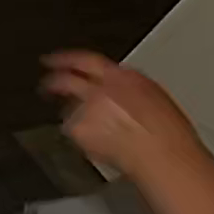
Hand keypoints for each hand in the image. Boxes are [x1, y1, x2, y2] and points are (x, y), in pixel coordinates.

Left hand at [40, 52, 213, 185]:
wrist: (160, 154)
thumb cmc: (166, 131)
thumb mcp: (151, 95)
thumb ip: (123, 85)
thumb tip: (107, 85)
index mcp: (123, 77)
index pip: (86, 60)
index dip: (64, 59)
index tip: (52, 59)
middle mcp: (100, 90)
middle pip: (64, 80)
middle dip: (52, 82)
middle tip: (46, 87)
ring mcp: (85, 109)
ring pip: (69, 108)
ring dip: (77, 116)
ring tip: (103, 131)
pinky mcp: (76, 128)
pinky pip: (71, 129)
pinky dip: (80, 134)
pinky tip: (100, 141)